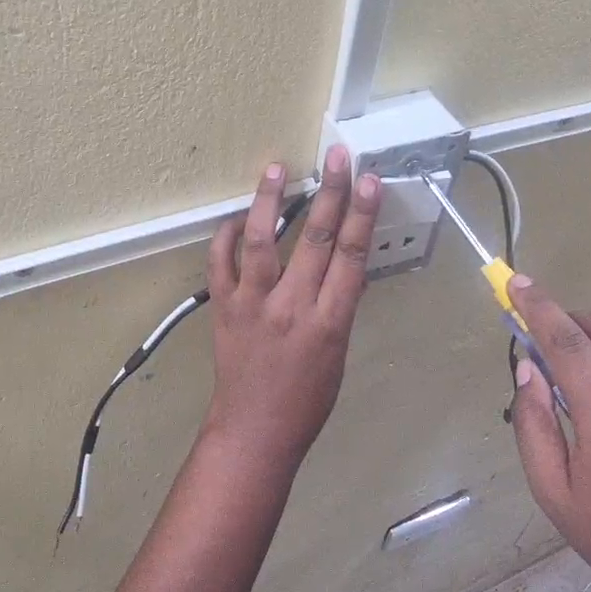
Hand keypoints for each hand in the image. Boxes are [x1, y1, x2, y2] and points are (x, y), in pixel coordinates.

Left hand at [202, 145, 379, 468]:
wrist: (254, 433)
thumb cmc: (306, 401)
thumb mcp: (339, 354)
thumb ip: (339, 306)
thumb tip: (344, 265)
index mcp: (330, 321)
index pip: (351, 256)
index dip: (363, 214)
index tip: (370, 180)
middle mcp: (293, 306)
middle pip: (315, 239)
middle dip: (330, 193)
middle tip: (337, 157)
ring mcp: (253, 304)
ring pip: (262, 241)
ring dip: (270, 201)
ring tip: (277, 169)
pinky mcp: (223, 308)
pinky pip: (220, 263)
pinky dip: (226, 236)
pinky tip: (237, 216)